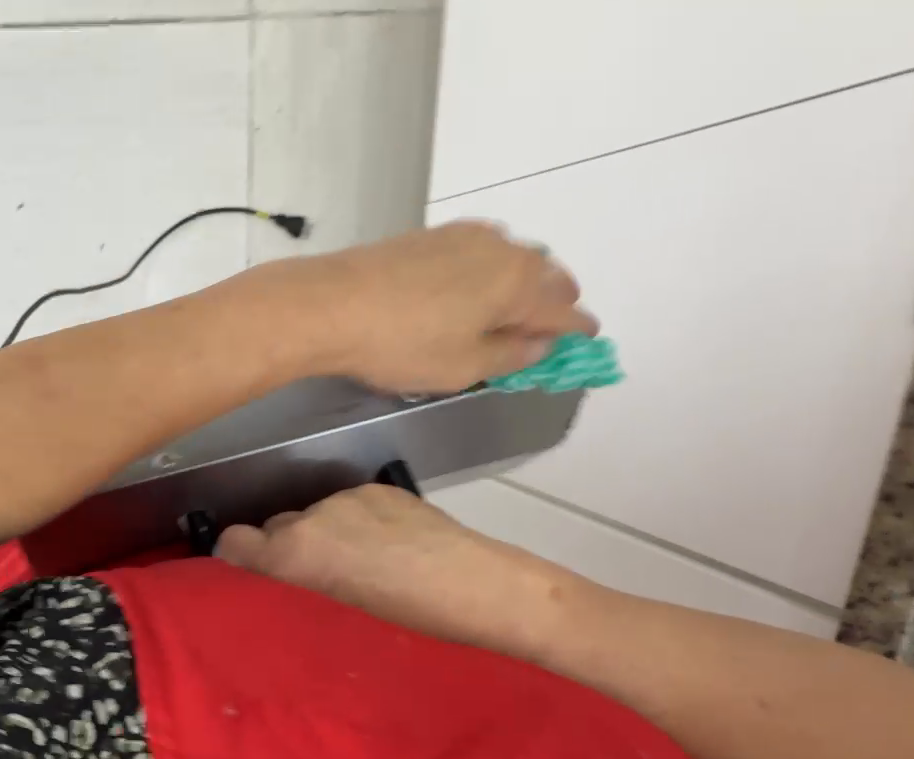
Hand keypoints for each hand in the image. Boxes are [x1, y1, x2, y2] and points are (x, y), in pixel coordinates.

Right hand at [213, 483, 574, 659]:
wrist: (482, 591)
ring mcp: (349, 498)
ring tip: (360, 564)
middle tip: (316, 580)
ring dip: (324, 534)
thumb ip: (294, 589)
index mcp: (293, 553)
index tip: (254, 577)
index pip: (234, 542)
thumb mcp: (333, 615)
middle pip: (276, 528)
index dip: (238, 559)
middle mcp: (312, 516)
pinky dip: (355, 522)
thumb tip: (278, 582)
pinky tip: (387, 546)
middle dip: (287, 549)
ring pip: (314, 515)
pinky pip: (348, 505)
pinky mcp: (381, 489)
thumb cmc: (405, 624)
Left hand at [249, 221, 598, 393]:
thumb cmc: (401, 345)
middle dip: (551, 300)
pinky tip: (468, 288)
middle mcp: (501, 249)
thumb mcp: (463, 368)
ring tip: (510, 307)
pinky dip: (485, 272)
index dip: (575, 331)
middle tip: (548, 325)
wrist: (329, 304)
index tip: (584, 341)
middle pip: (542, 275)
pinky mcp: (428, 236)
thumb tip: (540, 344)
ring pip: (510, 258)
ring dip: (518, 281)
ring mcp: (463, 236)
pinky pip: (475, 253)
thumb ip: (511, 356)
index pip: (564, 310)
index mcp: (519, 283)